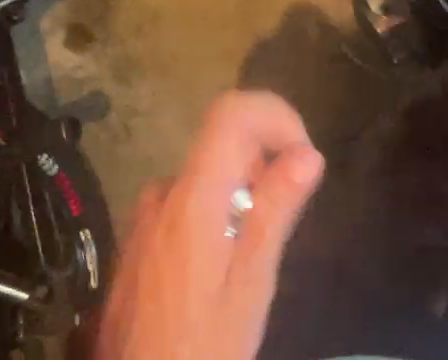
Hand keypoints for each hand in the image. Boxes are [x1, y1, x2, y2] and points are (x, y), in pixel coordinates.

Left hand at [95, 91, 324, 359]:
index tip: (302, 157)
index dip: (276, 115)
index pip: (232, 111)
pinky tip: (221, 270)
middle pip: (223, 143)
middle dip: (264, 166)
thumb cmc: (201, 345)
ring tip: (252, 257)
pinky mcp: (138, 238)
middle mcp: (164, 191)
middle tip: (282, 225)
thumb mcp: (250, 284)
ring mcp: (145, 214)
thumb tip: (309, 152)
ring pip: (207, 176)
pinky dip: (215, 213)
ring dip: (241, 195)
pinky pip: (186, 201)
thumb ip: (276, 211)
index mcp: (193, 195)